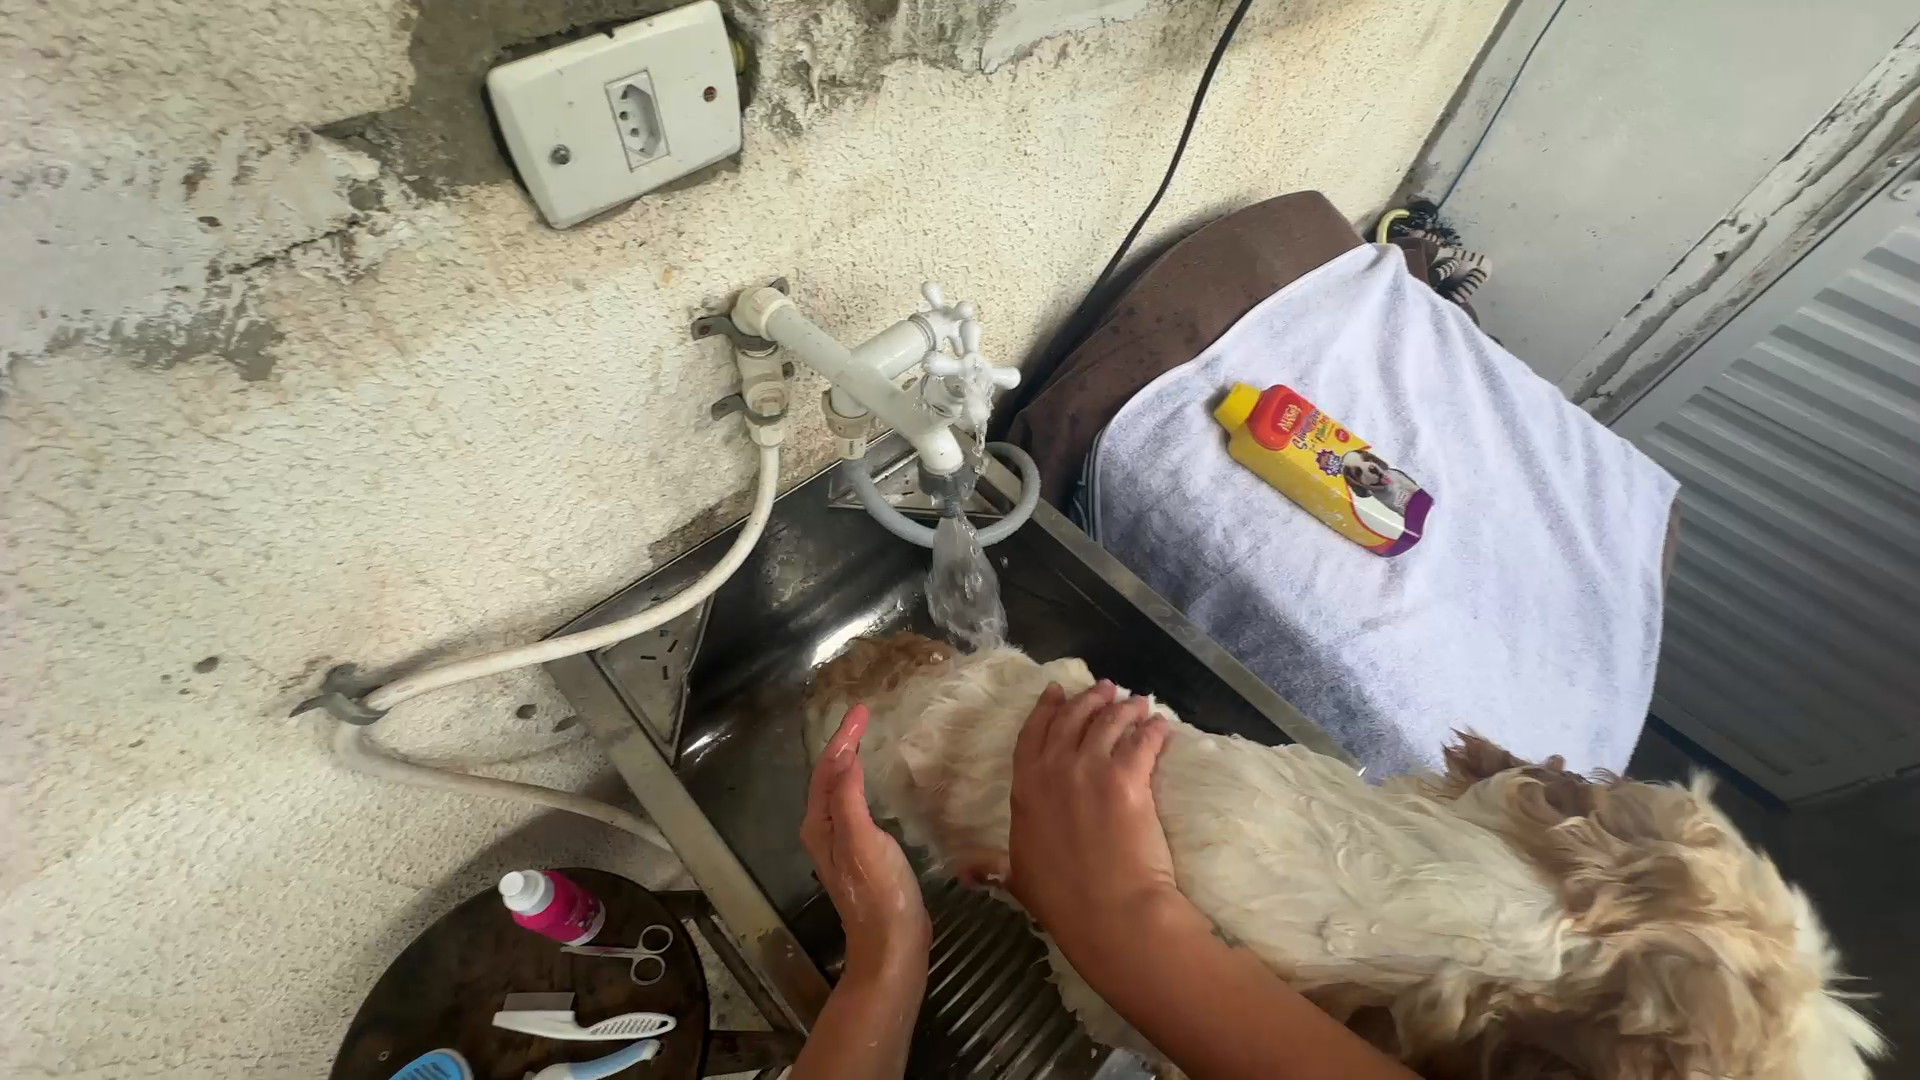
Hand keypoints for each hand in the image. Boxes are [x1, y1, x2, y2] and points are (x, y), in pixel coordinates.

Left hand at [801, 703, 931, 980]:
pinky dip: (861, 780)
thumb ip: (849, 798)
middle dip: (844, 742)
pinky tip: (873, 779)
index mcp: (820, 823)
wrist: (892, 944)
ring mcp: (841, 841)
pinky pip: (854, 801)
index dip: (843, 736)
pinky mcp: (860, 850)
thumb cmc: (879, 891)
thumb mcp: (863, 839)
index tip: (862, 709)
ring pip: (840, 787)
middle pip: (829, 774)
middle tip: (865, 715)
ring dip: (850, 759)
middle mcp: (823, 829)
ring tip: (865, 736)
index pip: (827, 767)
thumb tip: (844, 756)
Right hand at [1005, 682, 1174, 958]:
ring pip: (1107, 724)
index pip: (1032, 735)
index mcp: (1025, 788)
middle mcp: (1055, 769)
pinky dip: (1152, 730)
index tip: (1056, 690)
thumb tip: (962, 872)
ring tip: (1137, 701)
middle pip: (1072, 720)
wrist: (1109, 911)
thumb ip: (992, 867)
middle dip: (1088, 699)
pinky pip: (1141, 742)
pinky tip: (1160, 724)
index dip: (1045, 709)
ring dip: (1123, 708)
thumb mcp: (1017, 878)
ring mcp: (1091, 768)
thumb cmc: (1060, 900)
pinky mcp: (1127, 776)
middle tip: (1105, 687)